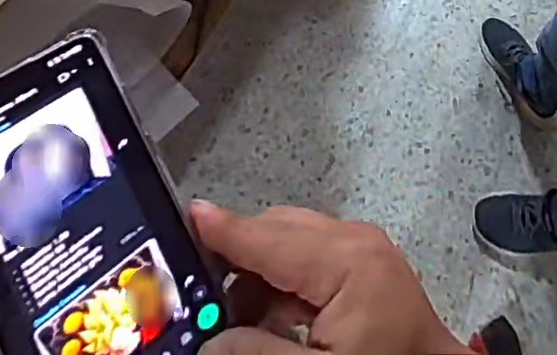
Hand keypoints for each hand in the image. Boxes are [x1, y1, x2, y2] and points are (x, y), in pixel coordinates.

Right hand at [191, 201, 469, 354]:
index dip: (226, 229)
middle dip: (238, 254)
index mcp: (346, 259)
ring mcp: (364, 248)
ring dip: (260, 271)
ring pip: (295, 241)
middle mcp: (355, 239)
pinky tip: (269, 319)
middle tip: (195, 287)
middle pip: (281, 230)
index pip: (272, 237)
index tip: (189, 215)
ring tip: (230, 316)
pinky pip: (314, 258)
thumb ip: (260, 354)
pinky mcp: (367, 265)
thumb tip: (211, 339)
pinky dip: (285, 281)